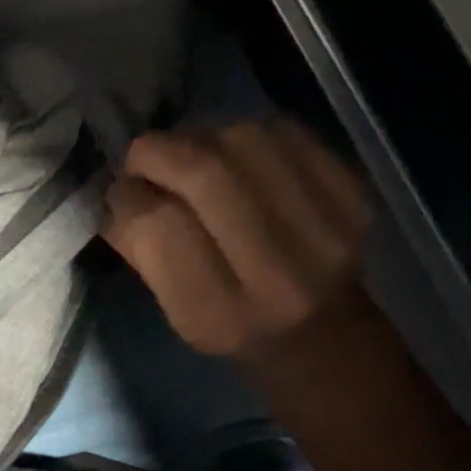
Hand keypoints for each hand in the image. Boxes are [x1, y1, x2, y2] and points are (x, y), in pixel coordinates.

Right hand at [101, 120, 372, 358]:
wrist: (329, 339)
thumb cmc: (235, 328)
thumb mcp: (175, 312)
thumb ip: (140, 248)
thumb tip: (116, 188)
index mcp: (224, 313)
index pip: (158, 226)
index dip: (127, 197)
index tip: (120, 194)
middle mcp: (281, 271)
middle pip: (204, 173)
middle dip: (156, 152)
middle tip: (143, 159)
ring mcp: (327, 227)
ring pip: (242, 139)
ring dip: (201, 137)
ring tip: (191, 155)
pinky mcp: (353, 194)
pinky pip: (285, 131)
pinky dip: (246, 133)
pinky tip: (237, 155)